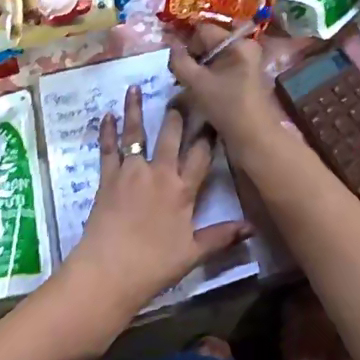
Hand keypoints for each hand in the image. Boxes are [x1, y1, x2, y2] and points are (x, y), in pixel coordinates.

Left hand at [64, 85, 247, 312]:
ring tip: (135, 87)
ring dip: (135, 109)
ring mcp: (131, 172)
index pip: (201, 154)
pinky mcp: (108, 178)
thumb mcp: (193, 254)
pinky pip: (108, 149)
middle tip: (181, 92)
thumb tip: (252, 228)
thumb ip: (221, 236)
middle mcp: (159, 173)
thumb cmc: (154, 265)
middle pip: (171, 136)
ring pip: (136, 134)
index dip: (209, 133)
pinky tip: (107, 115)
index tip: (216, 112)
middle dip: (177, 113)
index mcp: (183, 190)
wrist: (109, 271)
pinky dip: (107, 131)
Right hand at [167, 24, 284, 153]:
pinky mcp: (246, 74)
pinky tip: (202, 88)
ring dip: (200, 67)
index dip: (187, 44)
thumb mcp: (197, 82)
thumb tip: (171, 45)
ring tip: (191, 83)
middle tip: (182, 75)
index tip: (179, 64)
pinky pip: (222, 65)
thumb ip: (180, 61)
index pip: (204, 30)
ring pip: (214, 55)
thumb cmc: (226, 106)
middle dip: (194, 56)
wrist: (253, 136)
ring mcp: (248, 60)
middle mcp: (246, 46)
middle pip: (210, 41)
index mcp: (238, 42)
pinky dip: (210, 73)